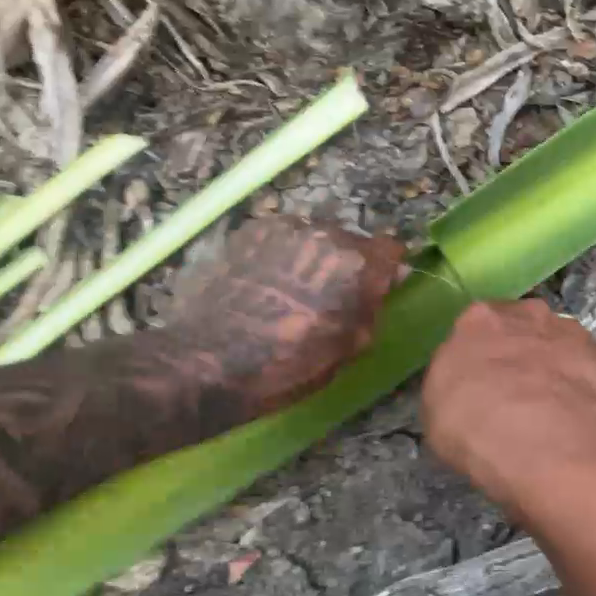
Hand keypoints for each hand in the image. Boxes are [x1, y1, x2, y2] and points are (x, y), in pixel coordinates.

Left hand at [169, 217, 402, 413]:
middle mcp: (325, 235)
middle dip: (348, 263)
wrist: (203, 365)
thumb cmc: (288, 365)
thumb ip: (374, 306)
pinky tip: (264, 282)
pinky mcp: (247, 233)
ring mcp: (283, 229)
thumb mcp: (351, 346)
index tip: (378, 286)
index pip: (391, 249)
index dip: (387, 269)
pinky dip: (280, 254)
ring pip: (314, 237)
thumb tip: (386, 282)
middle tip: (331, 294)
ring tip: (292, 288)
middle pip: (352, 241)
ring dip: (313, 256)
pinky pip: (279, 238)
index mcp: (358, 263)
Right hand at [421, 300, 595, 507]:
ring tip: (553, 408)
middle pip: (521, 329)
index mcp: (478, 321)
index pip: (476, 331)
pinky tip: (578, 411)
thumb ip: (457, 386)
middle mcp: (526, 314)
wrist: (547, 437)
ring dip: (554, 366)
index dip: (480, 359)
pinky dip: (582, 382)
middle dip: (520, 354)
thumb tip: (472, 390)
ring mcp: (569, 330)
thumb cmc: (476, 426)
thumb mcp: (439, 411)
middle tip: (518, 394)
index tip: (483, 384)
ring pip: (557, 343)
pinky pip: (585, 365)